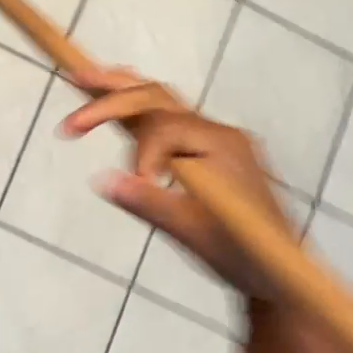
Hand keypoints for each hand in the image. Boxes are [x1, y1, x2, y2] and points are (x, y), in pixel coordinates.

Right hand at [61, 67, 287, 299]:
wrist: (283, 275)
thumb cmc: (243, 256)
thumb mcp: (196, 235)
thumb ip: (150, 204)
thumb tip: (101, 180)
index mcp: (222, 145)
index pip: (165, 126)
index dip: (141, 151)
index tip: (137, 184)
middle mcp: (217, 130)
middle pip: (155, 97)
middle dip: (111, 101)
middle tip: (69, 114)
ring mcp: (210, 135)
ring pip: (157, 97)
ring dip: (117, 88)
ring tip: (79, 78)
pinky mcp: (200, 146)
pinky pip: (162, 113)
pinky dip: (131, 103)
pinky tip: (106, 97)